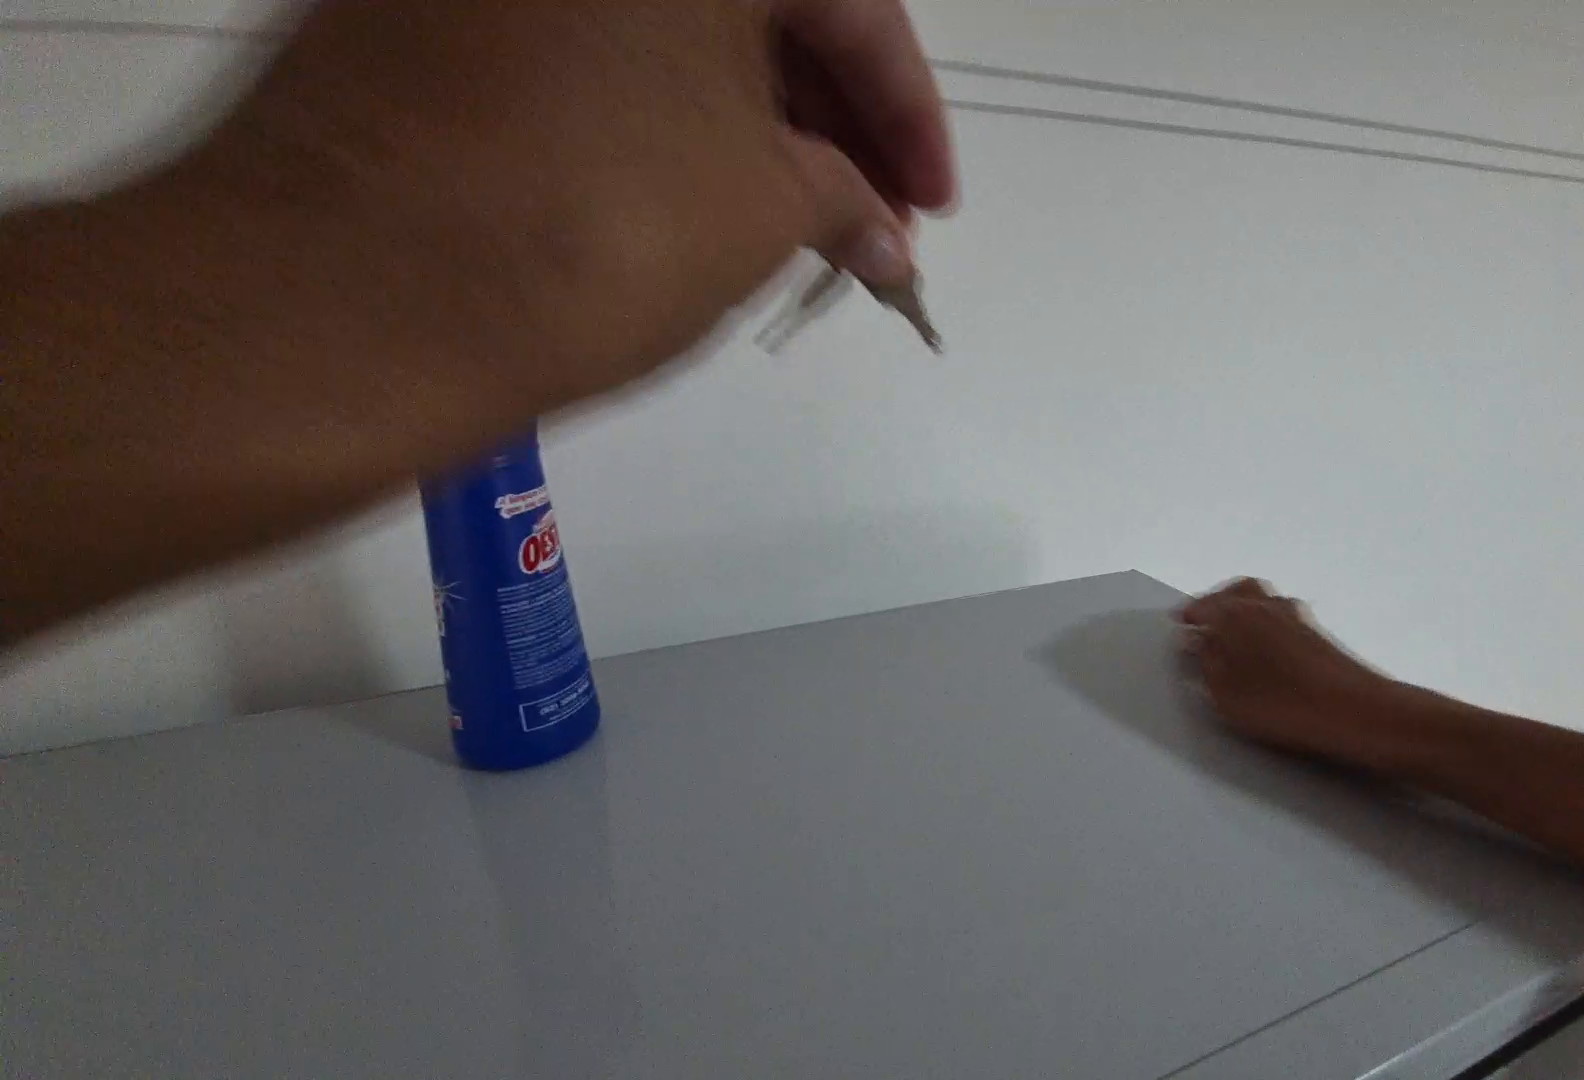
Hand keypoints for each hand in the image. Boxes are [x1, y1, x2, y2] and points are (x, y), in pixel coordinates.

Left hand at [160, 0, 953, 406]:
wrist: (351, 300)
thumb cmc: (598, 234)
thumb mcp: (765, 212)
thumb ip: (852, 203)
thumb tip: (891, 241)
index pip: (857, 5)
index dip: (914, 118)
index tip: (936, 209)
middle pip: (772, 14)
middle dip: (846, 129)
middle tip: (881, 226)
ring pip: (691, 45)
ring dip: (770, 137)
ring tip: (810, 232)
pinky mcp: (444, 22)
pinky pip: (613, 64)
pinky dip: (684, 131)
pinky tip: (717, 203)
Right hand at [1178, 578, 1412, 760]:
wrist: (1353, 711)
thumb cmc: (1278, 704)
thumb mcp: (1224, 693)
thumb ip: (1205, 663)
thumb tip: (1194, 639)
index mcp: (1234, 615)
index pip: (1203, 607)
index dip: (1188, 616)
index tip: (1179, 625)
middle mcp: (1264, 606)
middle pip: (1237, 590)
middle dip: (1217, 601)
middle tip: (1205, 621)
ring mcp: (1295, 617)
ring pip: (1262, 599)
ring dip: (1245, 608)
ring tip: (1235, 631)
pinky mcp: (1317, 633)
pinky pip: (1281, 615)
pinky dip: (1266, 622)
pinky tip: (1266, 646)